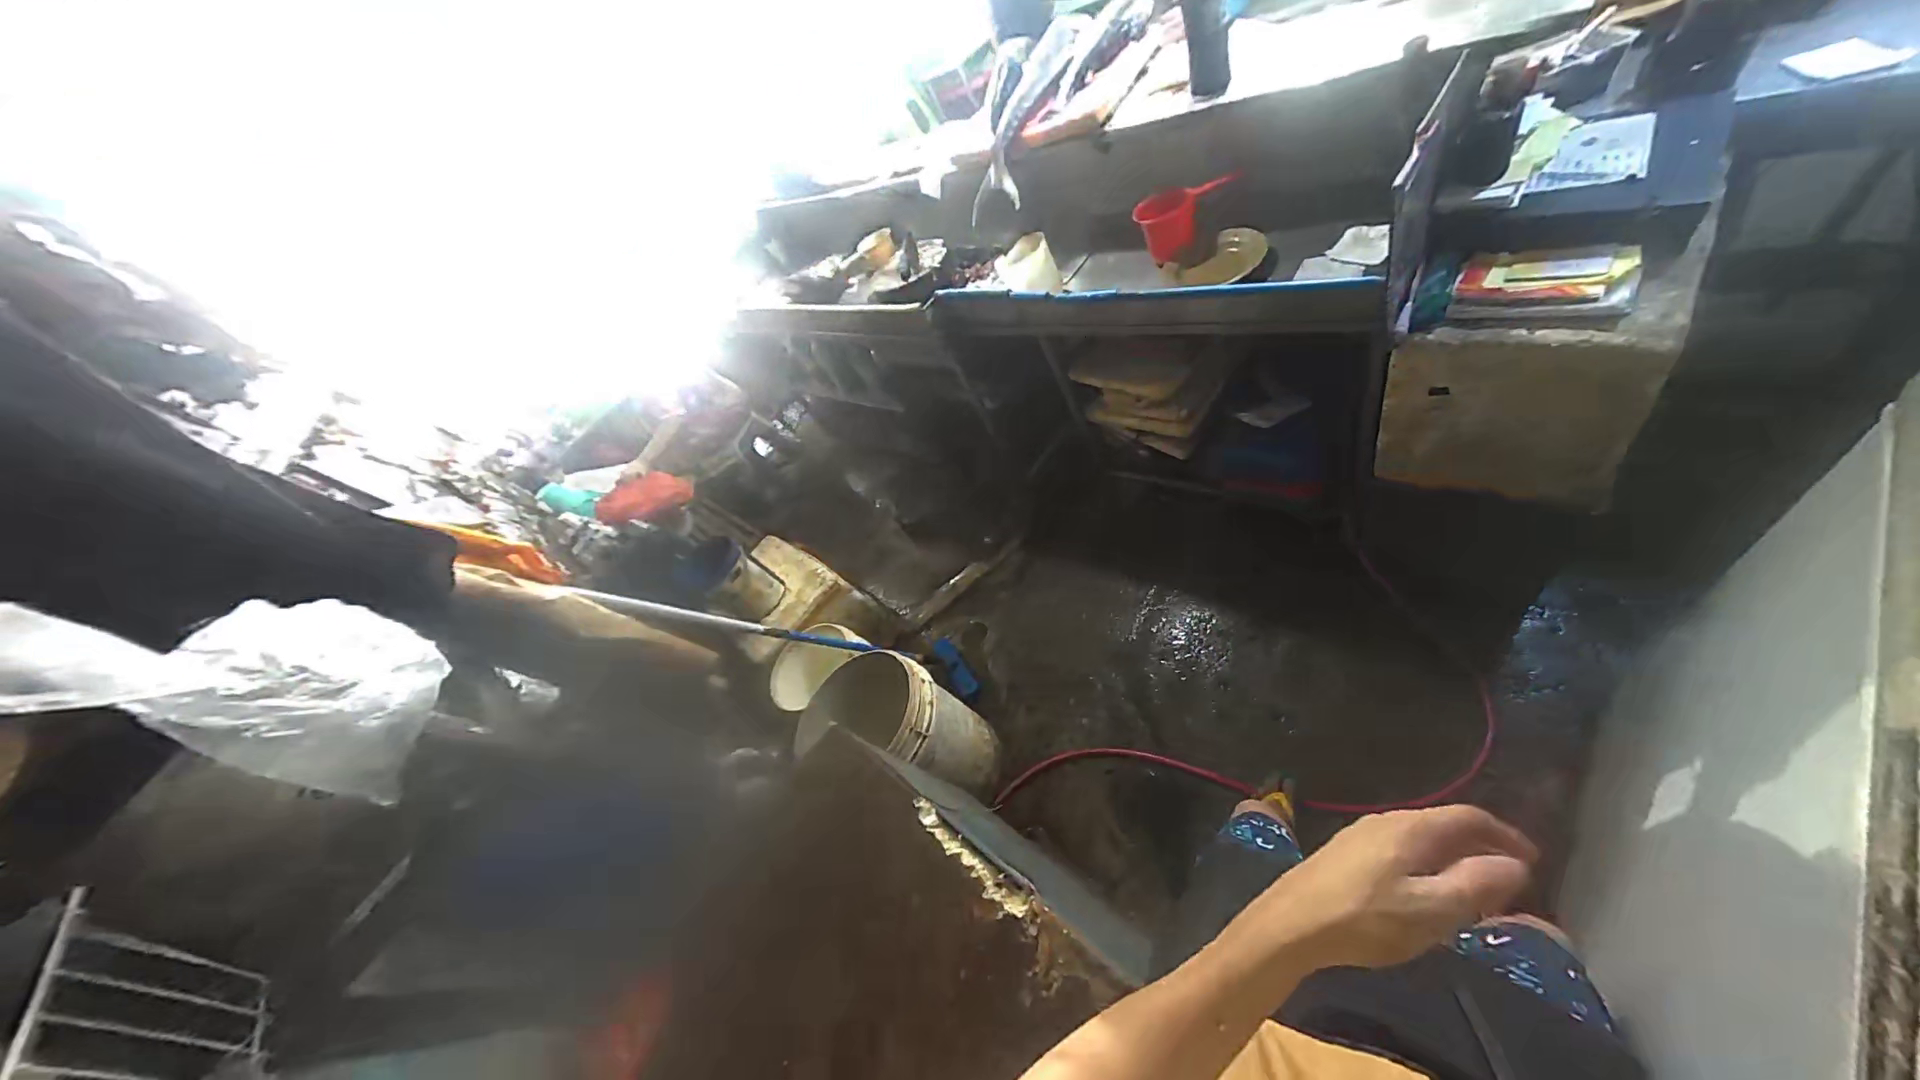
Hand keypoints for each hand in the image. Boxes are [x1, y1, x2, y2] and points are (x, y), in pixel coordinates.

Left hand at [1214, 805, 1536, 975]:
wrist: (1294, 921)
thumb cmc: (1367, 918)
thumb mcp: (1432, 910)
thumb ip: (1476, 884)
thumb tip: (1514, 863)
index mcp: (1409, 828)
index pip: (1466, 816)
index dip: (1505, 834)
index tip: (1534, 860)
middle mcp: (1384, 821)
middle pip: (1442, 824)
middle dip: (1481, 847)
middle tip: (1511, 882)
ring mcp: (1360, 834)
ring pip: (1420, 837)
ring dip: (1453, 857)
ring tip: (1477, 890)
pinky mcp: (1346, 852)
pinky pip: (1400, 849)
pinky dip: (1427, 863)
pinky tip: (1428, 891)